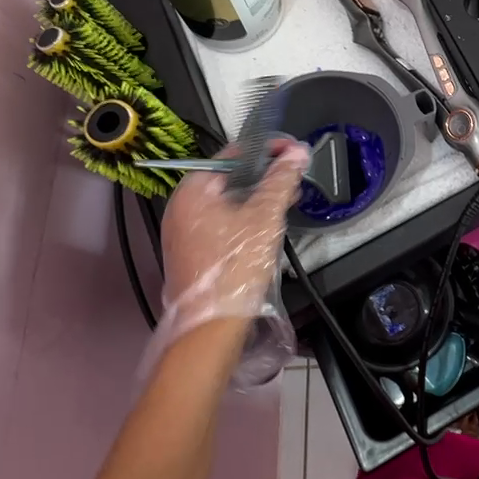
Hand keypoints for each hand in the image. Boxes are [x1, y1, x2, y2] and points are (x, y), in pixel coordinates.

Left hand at [155, 139, 308, 342]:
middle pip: (229, 178)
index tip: (293, 152)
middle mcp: (181, 208)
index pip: (232, 154)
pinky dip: (244, 218)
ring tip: (286, 201)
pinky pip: (221, 223)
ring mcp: (183, 232)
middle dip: (264, 176)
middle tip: (293, 179)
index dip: (266, 149)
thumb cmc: (235, 266)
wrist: (210, 329)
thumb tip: (297, 151)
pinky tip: (267, 226)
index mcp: (192, 191)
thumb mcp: (265, 216)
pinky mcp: (191, 253)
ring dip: (257, 198)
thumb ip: (281, 180)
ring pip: (227, 202)